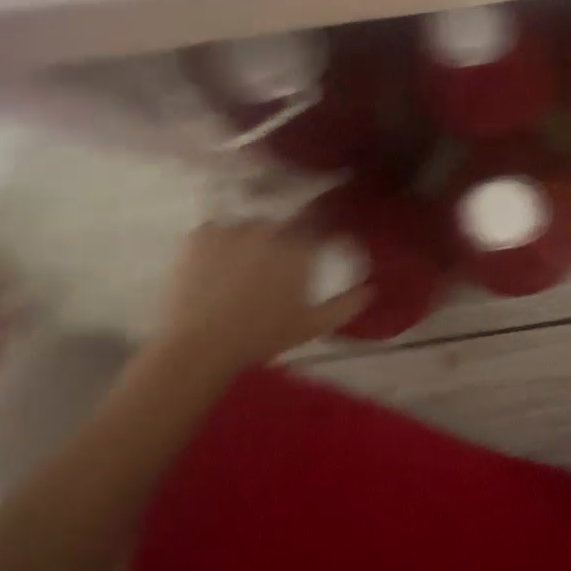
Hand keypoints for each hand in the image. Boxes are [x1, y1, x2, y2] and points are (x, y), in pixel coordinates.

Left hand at [153, 220, 369, 374]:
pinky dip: (220, 242)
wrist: (199, 347)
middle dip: (283, 240)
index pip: (320, 223)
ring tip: (242, 268)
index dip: (320, 231)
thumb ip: (347, 304)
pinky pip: (218, 230)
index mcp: (300, 248)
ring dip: (251, 240)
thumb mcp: (313, 326)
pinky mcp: (200, 233)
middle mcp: (269, 229)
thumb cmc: (262, 337)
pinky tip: (217, 265)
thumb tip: (371, 288)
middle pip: (284, 224)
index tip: (317, 244)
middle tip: (274, 268)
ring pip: (250, 225)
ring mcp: (232, 227)